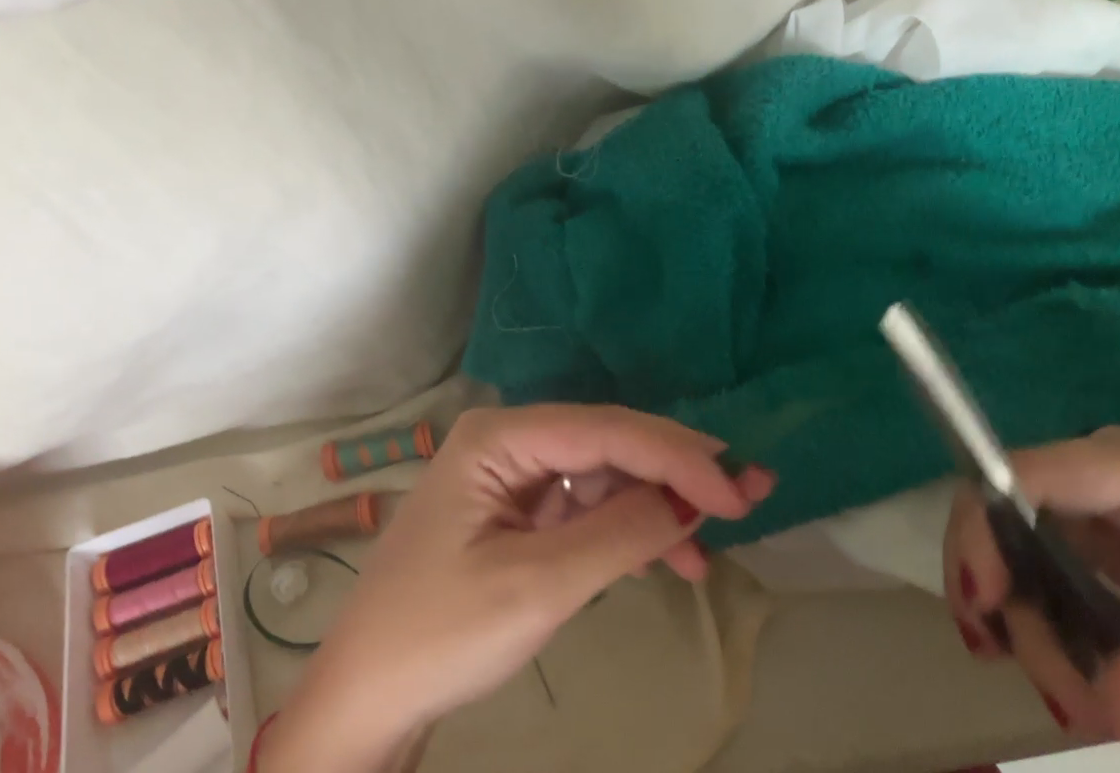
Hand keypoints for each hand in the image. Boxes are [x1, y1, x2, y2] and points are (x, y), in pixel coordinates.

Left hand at [257, 404, 774, 772]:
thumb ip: (622, 534)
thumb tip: (697, 499)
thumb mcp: (540, 584)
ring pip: (602, 478)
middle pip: (608, 444)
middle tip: (748, 499)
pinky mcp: (514, 516)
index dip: (678, 456)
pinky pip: (583, 510)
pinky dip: (625, 533)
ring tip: (706, 552)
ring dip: (655, 509)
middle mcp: (504, 442)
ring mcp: (509, 479)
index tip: (741, 494)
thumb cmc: (442, 631)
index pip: (607, 429)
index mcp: (498, 437)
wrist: (371, 691)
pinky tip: (663, 562)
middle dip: (675, 473)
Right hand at [944, 427, 1119, 747]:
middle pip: (1004, 509)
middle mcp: (1111, 473)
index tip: (982, 610)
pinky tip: (1061, 668)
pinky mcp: (1096, 537)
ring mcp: (1099, 503)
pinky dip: (1030, 617)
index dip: (984, 528)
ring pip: (1009, 541)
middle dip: (1007, 597)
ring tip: (1079, 699)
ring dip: (1022, 620)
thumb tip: (1107, 701)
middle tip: (1061, 690)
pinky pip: (1030, 562)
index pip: (1031, 473)